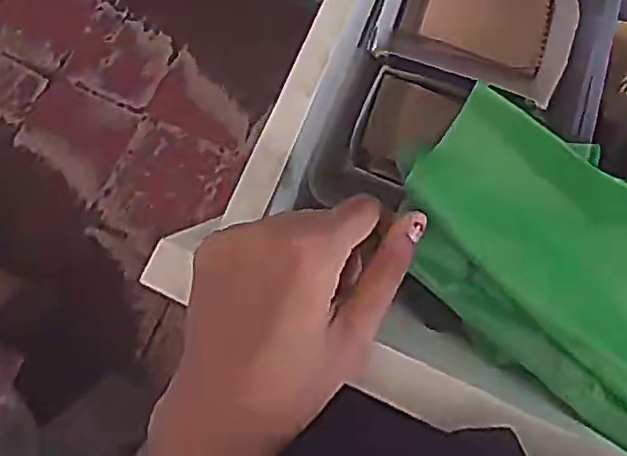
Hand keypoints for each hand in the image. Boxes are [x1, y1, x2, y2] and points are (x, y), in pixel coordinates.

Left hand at [145, 198, 426, 455]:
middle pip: (327, 216)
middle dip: (335, 247)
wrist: (213, 419)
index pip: (364, 206)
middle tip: (325, 300)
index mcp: (312, 248)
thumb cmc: (290, 387)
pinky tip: (261, 294)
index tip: (362, 272)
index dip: (373, 235)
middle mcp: (273, 227)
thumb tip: (414, 221)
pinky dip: (267, 254)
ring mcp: (238, 234)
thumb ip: (388, 271)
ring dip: (301, 249)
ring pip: (294, 222)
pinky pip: (259, 232)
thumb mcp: (353, 336)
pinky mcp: (213, 244)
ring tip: (291, 301)